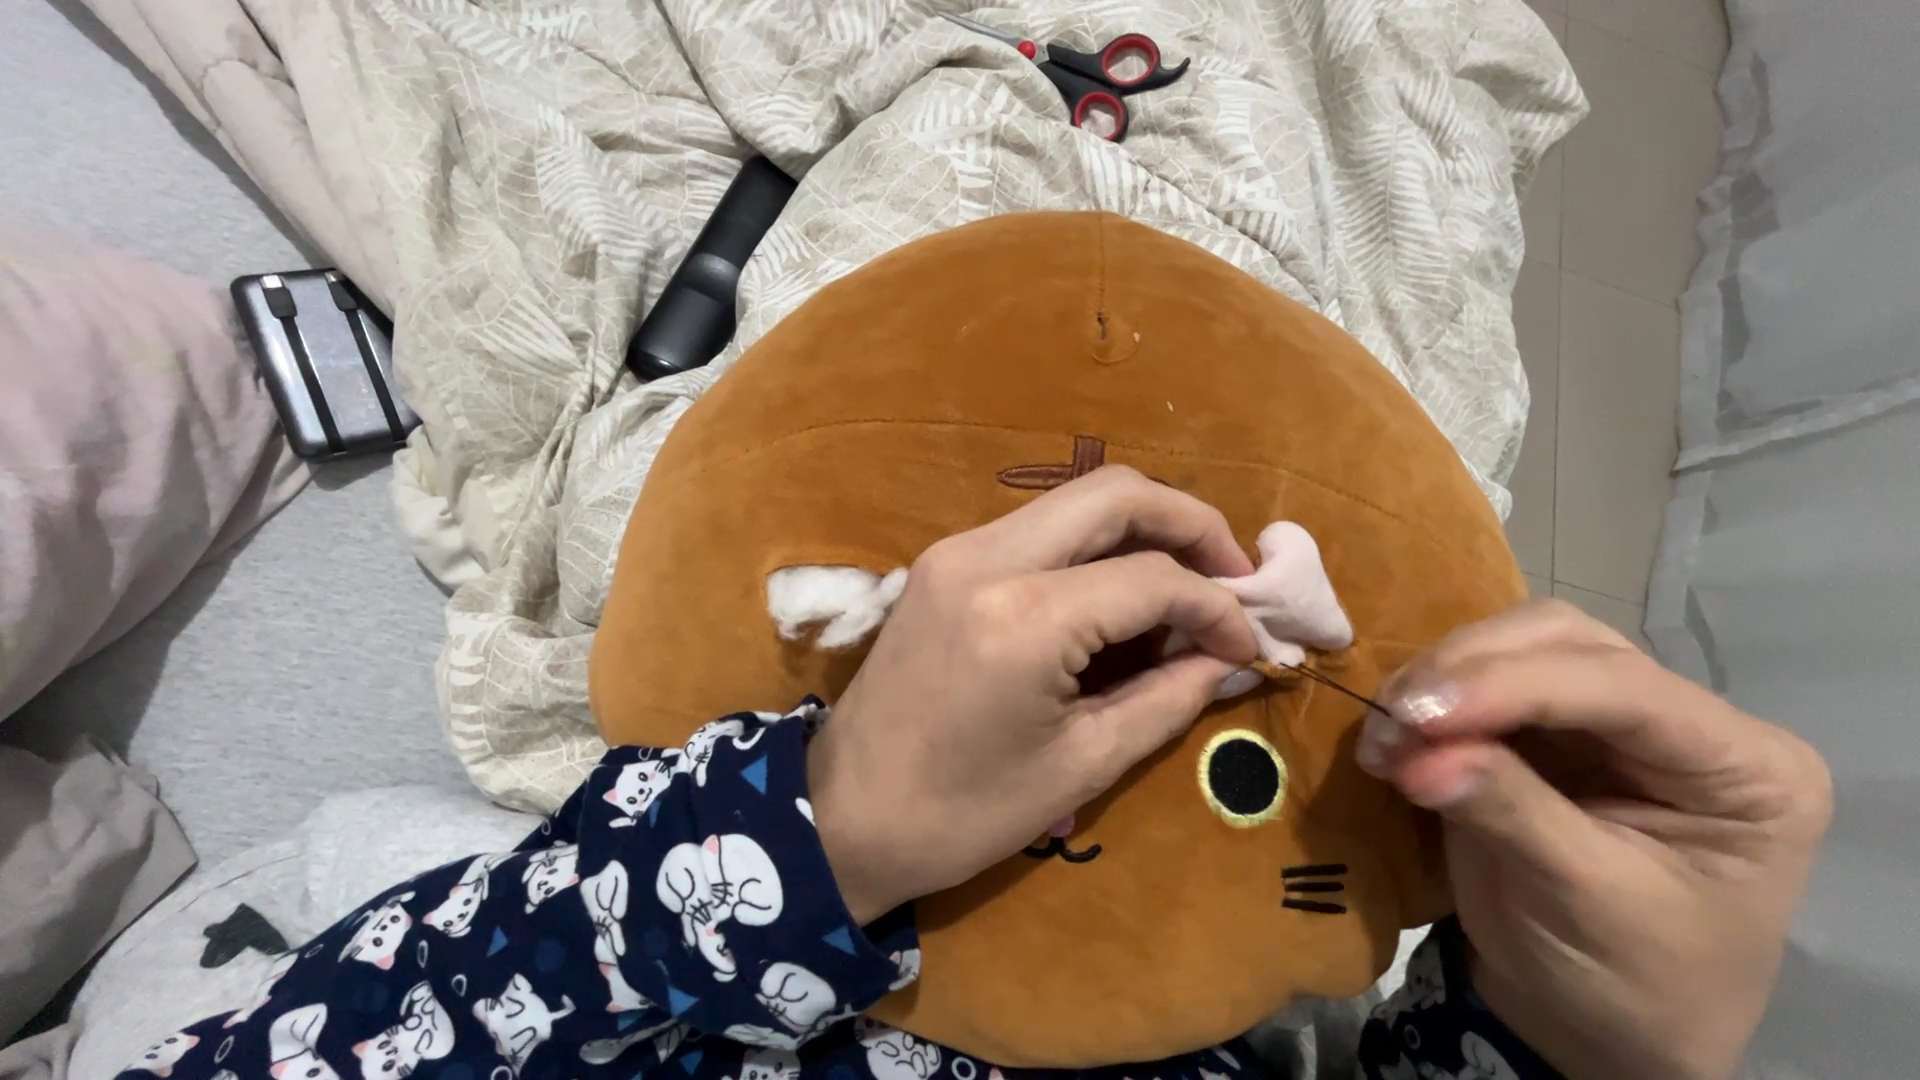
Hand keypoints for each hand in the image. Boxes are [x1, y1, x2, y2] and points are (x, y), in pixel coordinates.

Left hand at [807, 467, 1258, 923]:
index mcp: (1024, 616)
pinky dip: (1093, 547)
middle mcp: (986, 557)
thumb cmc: (964, 812)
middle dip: (1190, 524)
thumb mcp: (1082, 765)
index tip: (1250, 646)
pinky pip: (1037, 530)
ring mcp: (956, 550)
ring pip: (1074, 501)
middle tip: (1234, 576)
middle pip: (1114, 493)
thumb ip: (1167, 697)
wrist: (842, 815)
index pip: (1152, 576)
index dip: (1219, 606)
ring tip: (1186, 586)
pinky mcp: (942, 561)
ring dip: (1141, 530)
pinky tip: (1119, 594)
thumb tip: (1229, 657)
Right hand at [1357, 601, 1832, 1079]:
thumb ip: (1508, 811)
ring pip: (1511, 642)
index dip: (1511, 686)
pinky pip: (1473, 678)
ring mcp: (1601, 715)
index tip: (1416, 715)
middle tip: (1394, 721)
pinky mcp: (1537, 725)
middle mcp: (1675, 720)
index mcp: (1739, 766)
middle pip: (1562, 639)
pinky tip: (1392, 735)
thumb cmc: (1626, 978)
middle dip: (1467, 669)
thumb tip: (1413, 754)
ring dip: (1436, 678)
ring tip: (1385, 736)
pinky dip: (1425, 698)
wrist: (1591, 1020)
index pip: (1620, 687)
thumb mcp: (1581, 899)